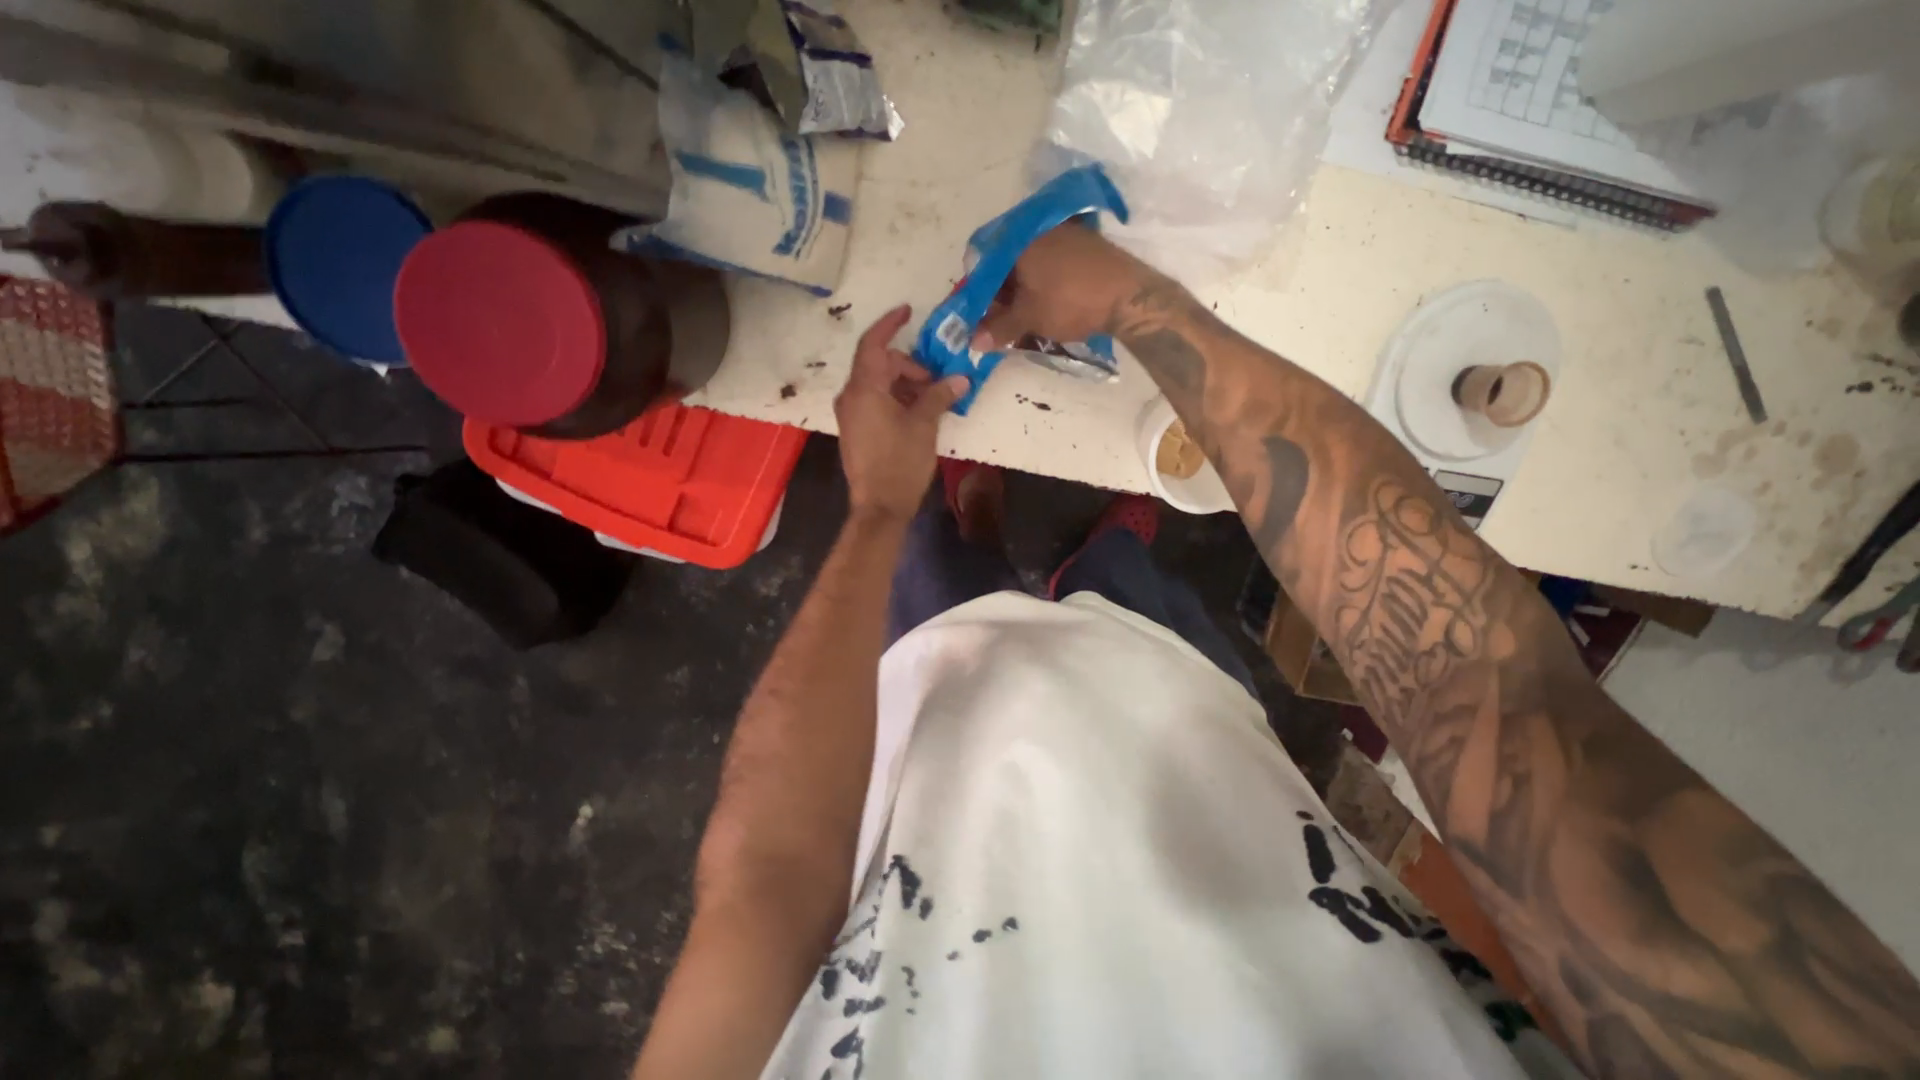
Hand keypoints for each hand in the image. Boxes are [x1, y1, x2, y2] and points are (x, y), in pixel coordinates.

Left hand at [835, 305, 968, 522]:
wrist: (880, 507)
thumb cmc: (901, 462)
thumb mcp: (924, 425)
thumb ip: (939, 395)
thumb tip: (959, 378)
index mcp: (863, 389)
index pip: (873, 344)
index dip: (890, 324)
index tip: (909, 311)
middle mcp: (851, 397)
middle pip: (879, 364)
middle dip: (909, 366)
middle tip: (937, 380)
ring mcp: (851, 415)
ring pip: (878, 384)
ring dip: (905, 384)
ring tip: (934, 399)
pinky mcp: (856, 431)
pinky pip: (875, 402)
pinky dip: (896, 399)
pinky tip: (920, 413)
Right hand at [973, 224, 1158, 349]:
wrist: (1129, 296)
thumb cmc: (1071, 302)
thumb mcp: (1029, 318)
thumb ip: (998, 328)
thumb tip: (973, 342)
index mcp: (1016, 239)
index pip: (981, 261)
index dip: (976, 291)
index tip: (980, 315)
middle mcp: (1036, 228)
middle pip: (1004, 260)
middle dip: (999, 292)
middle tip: (1001, 320)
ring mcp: (1062, 232)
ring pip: (1028, 262)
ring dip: (1020, 288)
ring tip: (1023, 316)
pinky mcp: (1082, 242)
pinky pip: (1050, 260)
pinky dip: (1041, 281)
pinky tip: (1045, 303)